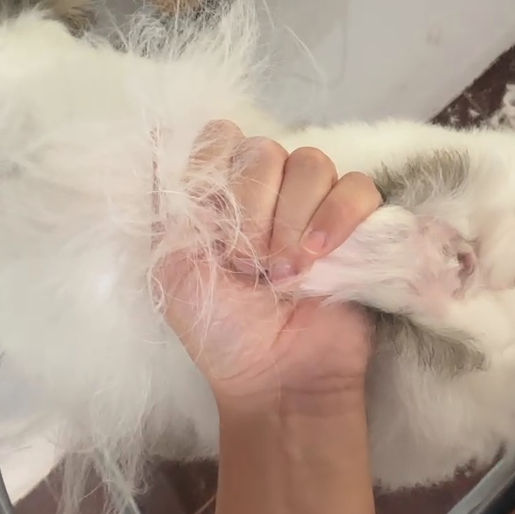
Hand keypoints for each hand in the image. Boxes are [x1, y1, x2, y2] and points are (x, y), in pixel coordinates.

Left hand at [153, 123, 382, 409]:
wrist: (279, 377)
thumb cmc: (221, 331)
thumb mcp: (174, 270)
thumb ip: (169, 208)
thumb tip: (154, 141)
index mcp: (222, 197)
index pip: (220, 137)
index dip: (216, 165)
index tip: (210, 215)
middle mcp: (269, 191)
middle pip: (266, 149)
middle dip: (255, 205)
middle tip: (250, 262)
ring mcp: (317, 204)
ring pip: (313, 163)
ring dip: (294, 218)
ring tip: (286, 271)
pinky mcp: (360, 222)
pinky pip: (358, 188)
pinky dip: (337, 216)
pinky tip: (321, 255)